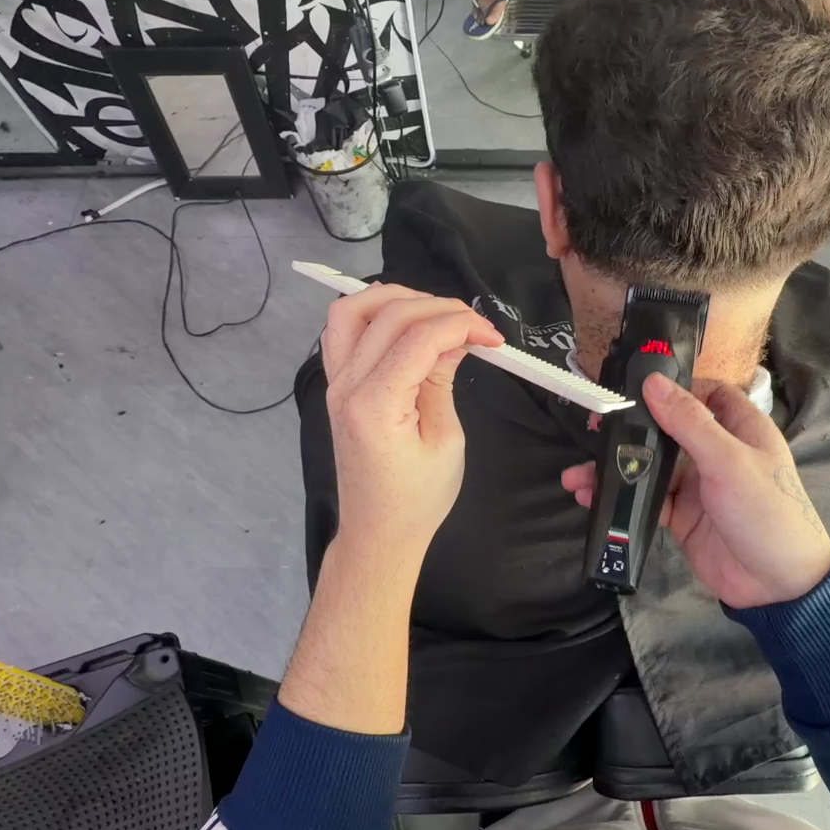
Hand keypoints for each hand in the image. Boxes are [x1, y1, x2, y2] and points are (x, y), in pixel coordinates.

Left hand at [321, 283, 503, 553]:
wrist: (378, 532)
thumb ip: (441, 380)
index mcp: (376, 405)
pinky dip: (370, 312)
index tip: (494, 337)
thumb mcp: (446, 440)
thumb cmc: (418, 499)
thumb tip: (454, 338)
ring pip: (353, 311)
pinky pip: (341, 332)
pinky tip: (400, 316)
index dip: (461, 325)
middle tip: (476, 326)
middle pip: (388, 315)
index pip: (418, 338)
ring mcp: (334, 384)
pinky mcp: (336, 386)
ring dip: (396, 298)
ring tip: (436, 311)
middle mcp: (347, 386)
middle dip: (438, 308)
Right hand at [561, 373, 829, 608]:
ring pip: (650, 467)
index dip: (674, 389)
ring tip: (577, 475)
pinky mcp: (681, 516)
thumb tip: (652, 383)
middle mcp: (717, 452)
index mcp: (740, 429)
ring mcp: (697, 486)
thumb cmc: (765, 512)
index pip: (706, 394)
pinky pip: (646, 500)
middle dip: (630, 430)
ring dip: (616, 469)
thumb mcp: (728, 461)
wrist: (778, 586)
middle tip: (593, 428)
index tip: (635, 388)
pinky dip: (620, 498)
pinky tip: (591, 498)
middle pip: (668, 430)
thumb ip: (688, 422)